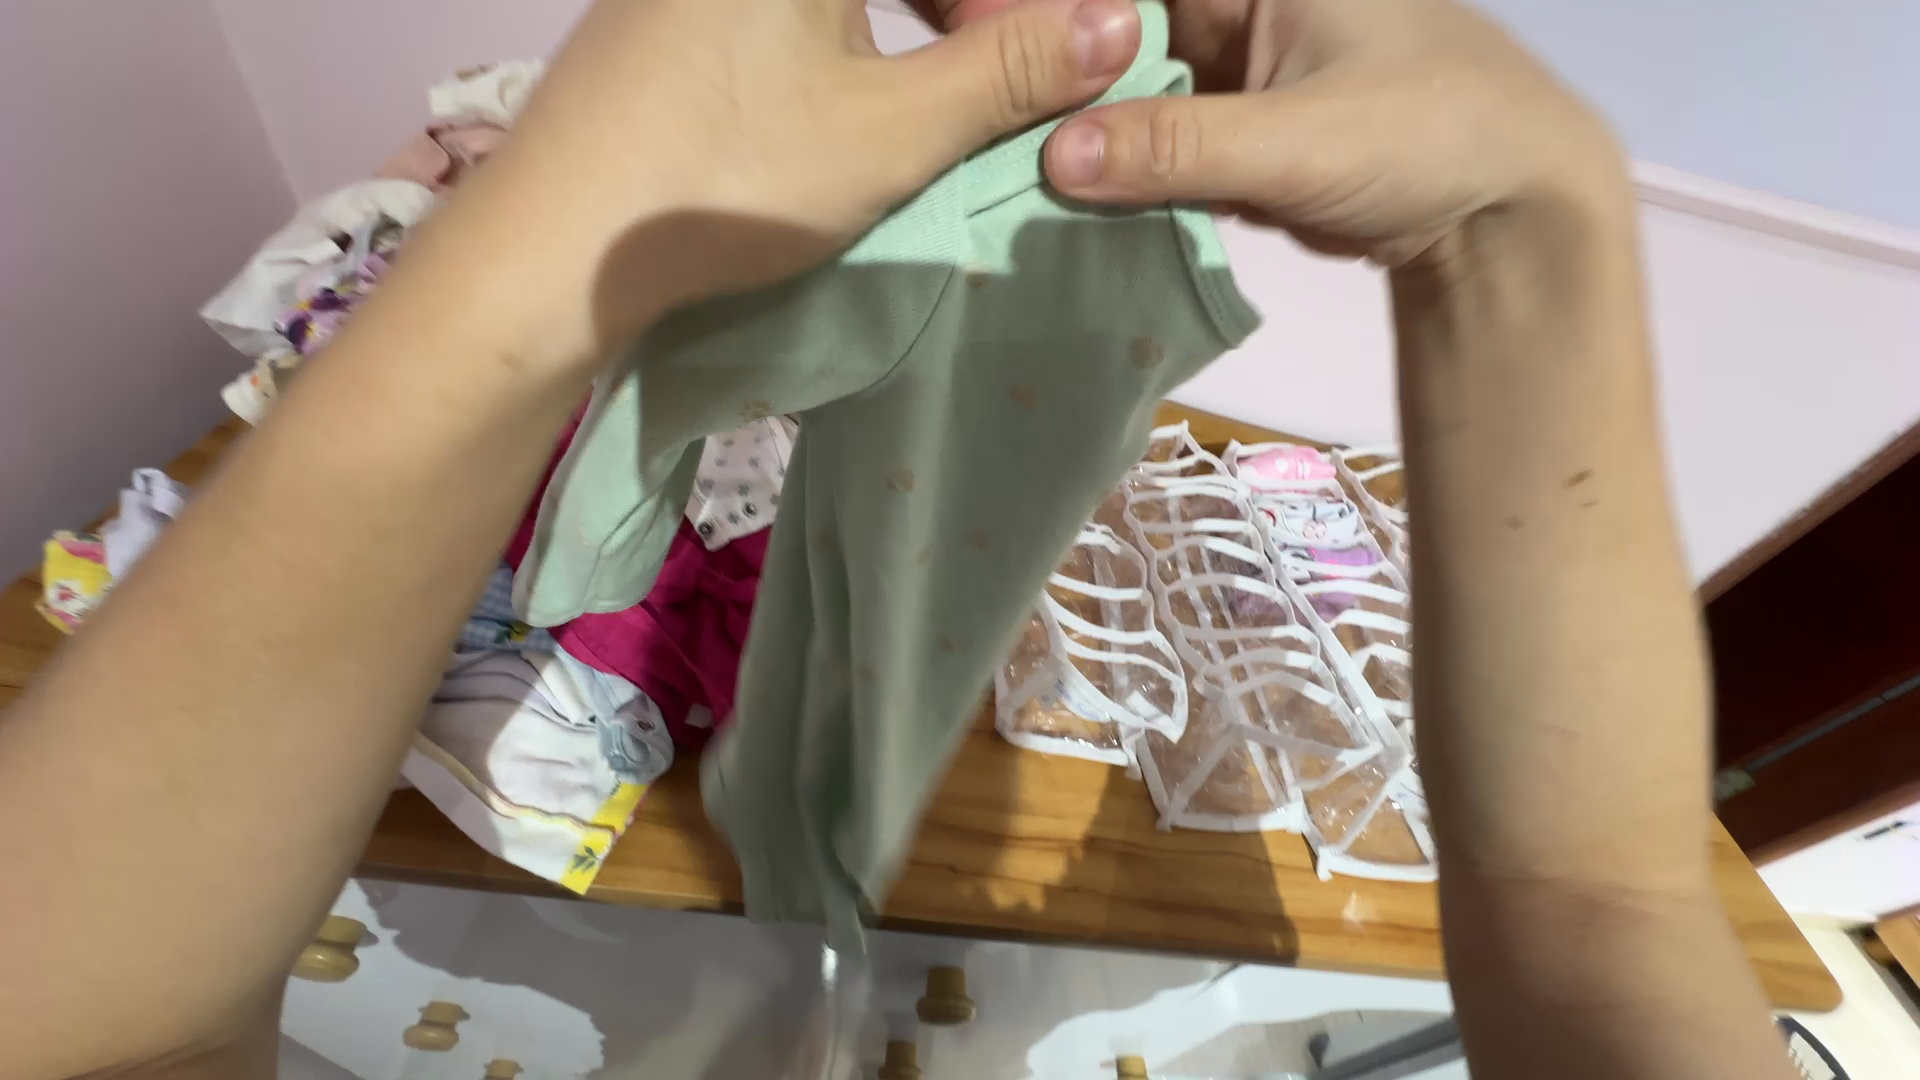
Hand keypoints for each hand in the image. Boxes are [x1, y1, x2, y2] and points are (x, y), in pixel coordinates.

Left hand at [412, 0, 1140, 370]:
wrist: (571, 241)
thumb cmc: (734, 177)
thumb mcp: (891, 131)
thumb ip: (1004, 73)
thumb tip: (1119, 23)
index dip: (1014, 11)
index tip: (1067, 49)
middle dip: (975, 17)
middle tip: (1022, 69)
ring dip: (926, 27)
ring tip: (960, 93)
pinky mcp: (687, 6)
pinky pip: (808, 8)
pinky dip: (865, 36)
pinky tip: (879, 91)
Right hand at [1038, 0, 1630, 269]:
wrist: (1487, 210)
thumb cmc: (1422, 134)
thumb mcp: (1298, 137)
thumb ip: (1178, 147)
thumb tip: (1058, 157)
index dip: (1064, 17)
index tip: (995, 52)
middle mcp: (1233, 15)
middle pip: (1120, 38)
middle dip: (1061, 80)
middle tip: (992, 127)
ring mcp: (1225, 83)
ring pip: (1129, 100)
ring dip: (1082, 136)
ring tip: (1010, 168)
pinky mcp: (1222, 143)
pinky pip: (1150, 153)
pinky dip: (1116, 178)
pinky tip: (1066, 200)